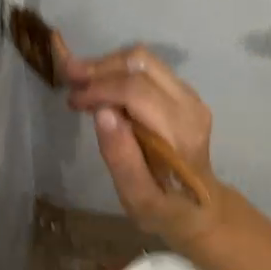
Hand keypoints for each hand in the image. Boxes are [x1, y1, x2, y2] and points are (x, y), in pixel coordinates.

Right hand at [65, 45, 222, 246]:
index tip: (72, 98)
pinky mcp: (182, 91)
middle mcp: (189, 104)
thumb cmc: (166, 209)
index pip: (136, 90)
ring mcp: (188, 94)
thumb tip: (102, 112)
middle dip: (100, 67)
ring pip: (142, 59)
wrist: (201, 210)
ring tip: (79, 81)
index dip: (100, 87)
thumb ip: (122, 159)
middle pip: (139, 63)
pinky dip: (117, 71)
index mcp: (179, 131)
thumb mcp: (139, 199)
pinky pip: (146, 68)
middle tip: (69, 79)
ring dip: (107, 66)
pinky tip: (99, 87)